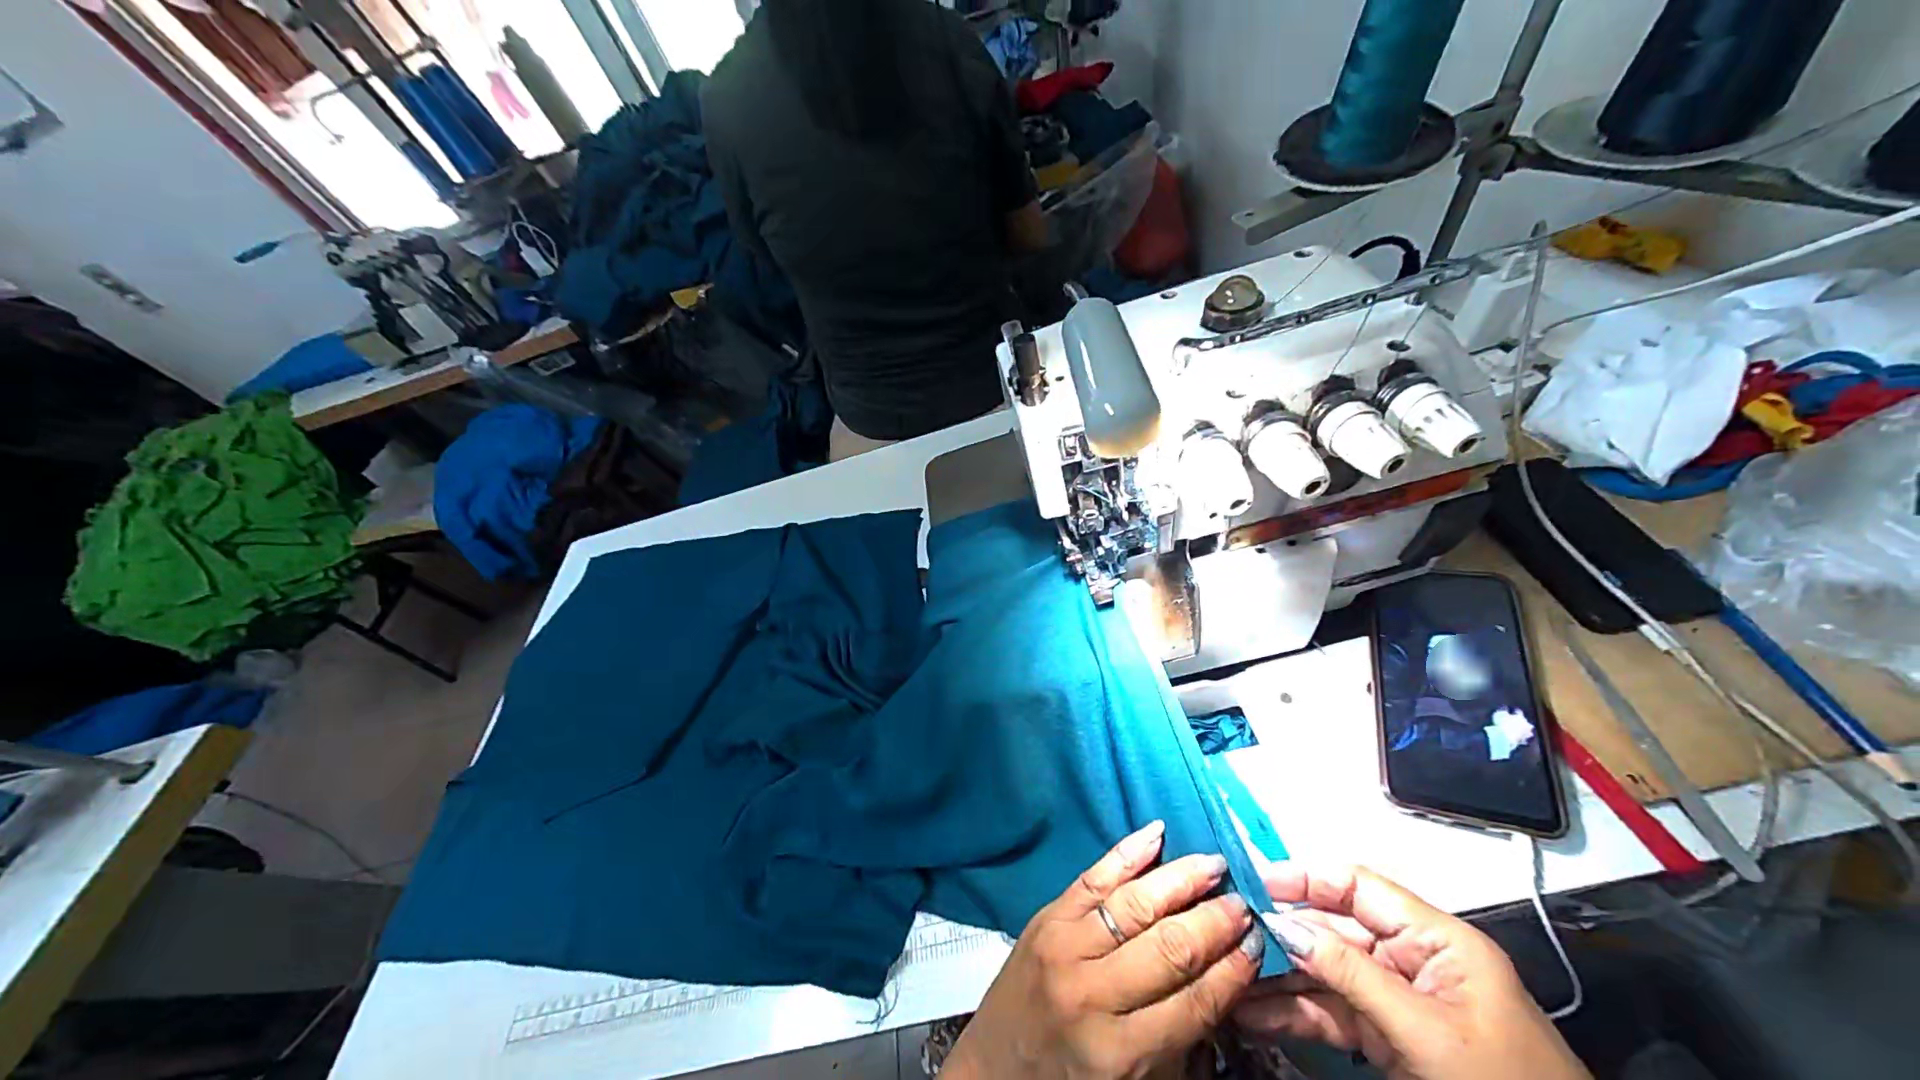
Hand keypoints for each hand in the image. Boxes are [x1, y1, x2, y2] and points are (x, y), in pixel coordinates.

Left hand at [943, 820, 1265, 1079]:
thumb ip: (1177, 1034)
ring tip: (1215, 865)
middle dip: (1214, 921)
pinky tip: (1156, 835)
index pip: (1193, 1002)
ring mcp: (1064, 946)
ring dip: (1180, 881)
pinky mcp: (1045, 917)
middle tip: (1245, 901)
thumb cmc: (1067, 1079)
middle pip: (1169, 946)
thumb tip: (1226, 976)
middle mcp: (1092, 991)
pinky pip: (1092, 878)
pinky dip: (1126, 854)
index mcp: (1119, 1050)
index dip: (1233, 970)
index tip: (1259, 943)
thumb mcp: (1130, 1079)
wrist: (990, 1070)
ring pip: (1134, 904)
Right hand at [1235, 864, 1588, 1079]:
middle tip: (1233, 937)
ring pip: (1326, 974)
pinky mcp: (1388, 1036)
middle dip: (1284, 936)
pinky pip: (1333, 1012)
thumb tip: (1286, 926)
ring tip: (1233, 981)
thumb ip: (1351, 972)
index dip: (1306, 879)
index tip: (1257, 882)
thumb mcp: (1426, 1029)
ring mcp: (1398, 999)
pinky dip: (1295, 1014)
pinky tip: (1258, 1014)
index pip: (1359, 887)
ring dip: (1280, 979)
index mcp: (1437, 939)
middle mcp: (1413, 958)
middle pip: (1334, 930)